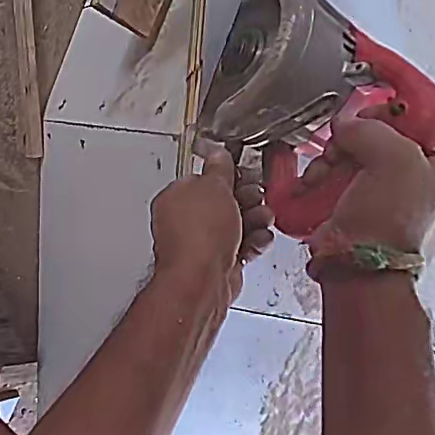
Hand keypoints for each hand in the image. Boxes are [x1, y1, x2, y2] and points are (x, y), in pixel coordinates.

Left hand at [151, 141, 275, 296]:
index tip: (244, 174)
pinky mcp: (218, 262)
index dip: (227, 175)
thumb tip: (219, 156)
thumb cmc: (198, 236)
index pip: (203, 178)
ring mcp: (201, 242)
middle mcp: (184, 221)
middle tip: (254, 198)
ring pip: (236, 224)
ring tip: (259, 220)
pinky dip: (253, 242)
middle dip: (245, 198)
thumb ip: (219, 169)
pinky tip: (256, 240)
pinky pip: (241, 245)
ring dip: (254, 219)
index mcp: (175, 197)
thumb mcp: (214, 187)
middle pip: (223, 201)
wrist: (203, 279)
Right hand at [301, 113, 434, 277]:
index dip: (388, 111)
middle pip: (374, 136)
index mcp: (433, 163)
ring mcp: (374, 191)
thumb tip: (347, 125)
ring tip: (321, 174)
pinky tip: (311, 184)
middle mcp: (406, 176)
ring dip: (328, 160)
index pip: (414, 119)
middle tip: (339, 149)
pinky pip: (329, 177)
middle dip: (349, 140)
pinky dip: (316, 177)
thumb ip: (373, 129)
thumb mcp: (394, 160)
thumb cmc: (385, 222)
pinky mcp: (346, 204)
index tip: (367, 114)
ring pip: (347, 156)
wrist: (353, 263)